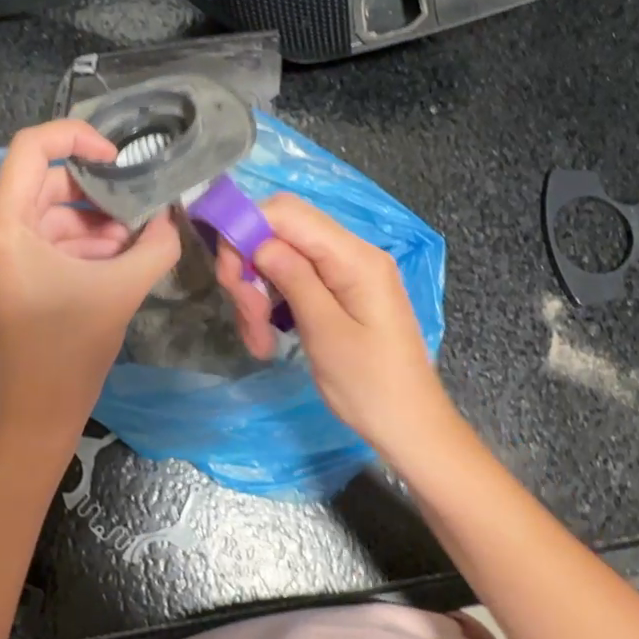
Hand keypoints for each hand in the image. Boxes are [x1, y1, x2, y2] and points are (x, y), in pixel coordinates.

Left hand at [0, 120, 180, 433]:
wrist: (40, 412)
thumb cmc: (73, 350)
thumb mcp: (123, 289)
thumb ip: (156, 245)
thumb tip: (170, 217)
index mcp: (4, 229)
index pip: (31, 149)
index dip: (76, 137)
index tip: (117, 158)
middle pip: (42, 183)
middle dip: (93, 192)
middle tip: (135, 208)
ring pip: (46, 215)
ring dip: (90, 221)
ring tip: (132, 241)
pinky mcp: (4, 279)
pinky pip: (42, 243)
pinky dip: (77, 244)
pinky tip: (115, 259)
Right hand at [216, 194, 454, 455]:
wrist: (410, 426)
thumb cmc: (370, 386)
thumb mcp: (326, 333)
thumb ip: (295, 279)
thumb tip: (258, 241)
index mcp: (355, 258)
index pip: (287, 213)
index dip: (246, 230)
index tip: (228, 276)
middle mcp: (353, 254)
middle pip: (281, 232)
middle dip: (250, 267)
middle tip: (247, 317)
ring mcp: (347, 273)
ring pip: (282, 259)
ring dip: (258, 293)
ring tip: (257, 340)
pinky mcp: (341, 293)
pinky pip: (296, 281)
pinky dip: (274, 304)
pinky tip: (268, 338)